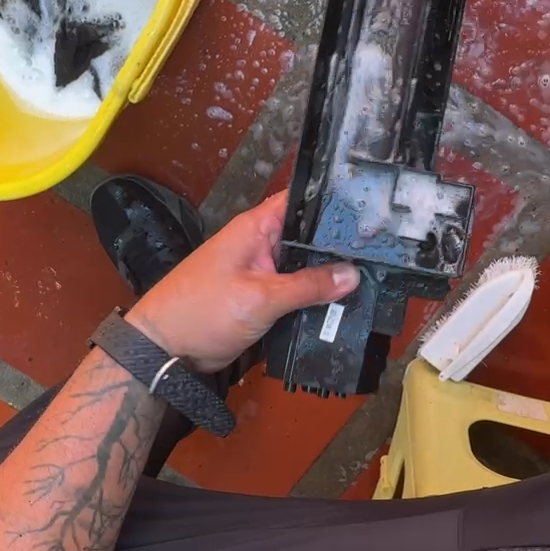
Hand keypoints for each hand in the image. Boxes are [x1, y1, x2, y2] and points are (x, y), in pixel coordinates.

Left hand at [126, 193, 357, 372]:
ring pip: (304, 267)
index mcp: (255, 228)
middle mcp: (261, 245)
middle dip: (338, 243)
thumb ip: (308, 285)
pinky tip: (345, 303)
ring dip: (330, 274)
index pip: (299, 200)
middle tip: (382, 247)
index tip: (368, 206)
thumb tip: (352, 274)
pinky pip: (296, 293)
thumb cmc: (203, 311)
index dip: (332, 199)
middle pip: (307, 236)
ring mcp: (263, 273)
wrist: (167, 350)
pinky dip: (315, 298)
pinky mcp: (263, 299)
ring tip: (376, 274)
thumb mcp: (261, 297)